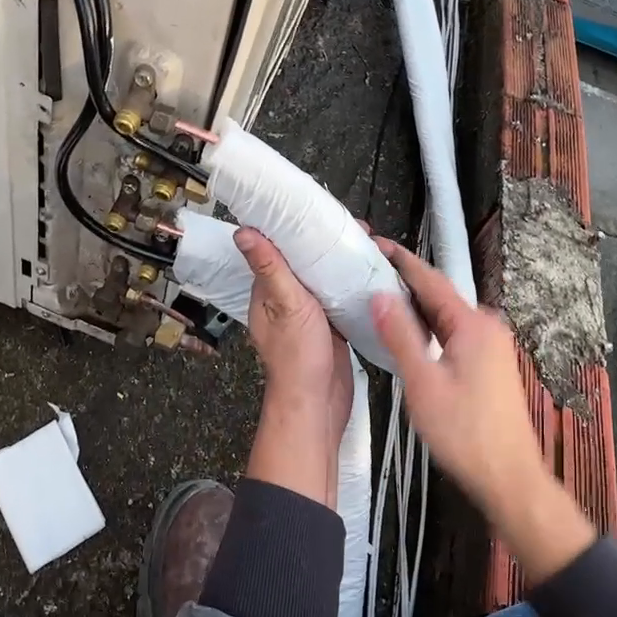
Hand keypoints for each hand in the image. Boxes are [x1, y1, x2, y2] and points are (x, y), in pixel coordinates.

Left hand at [235, 227, 354, 507]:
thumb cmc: (296, 358)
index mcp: (268, 290)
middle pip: (306, 261)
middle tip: (358, 229)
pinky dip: (354, 284)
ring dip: (343, 262)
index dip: (297, 228)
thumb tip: (243, 232)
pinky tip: (373, 275)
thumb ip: (269, 267)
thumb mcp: (285, 303)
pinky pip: (341, 297)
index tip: (319, 211)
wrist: (318, 406)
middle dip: (328, 243)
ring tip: (369, 245)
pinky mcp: (332, 326)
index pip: (279, 248)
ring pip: (326, 277)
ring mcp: (310, 313)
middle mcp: (287, 298)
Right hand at [369, 237, 596, 581]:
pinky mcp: (491, 365)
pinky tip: (408, 336)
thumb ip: (400, 335)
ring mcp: (493, 346)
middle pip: (439, 296)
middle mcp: (487, 326)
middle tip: (368, 272)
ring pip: (446, 317)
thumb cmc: (465, 433)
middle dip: (405, 282)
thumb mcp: (423, 383)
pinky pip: (454, 333)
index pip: (430, 279)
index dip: (401, 260)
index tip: (374, 242)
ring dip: (416, 307)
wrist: (511, 480)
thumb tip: (380, 295)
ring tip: (380, 299)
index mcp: (473, 324)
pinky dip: (429, 328)